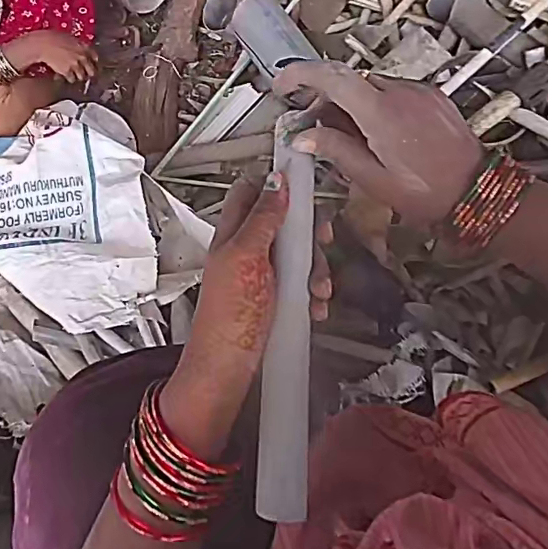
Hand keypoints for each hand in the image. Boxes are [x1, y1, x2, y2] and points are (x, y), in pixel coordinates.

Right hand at [4, 30, 96, 84]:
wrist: (41, 44)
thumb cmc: (52, 38)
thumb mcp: (69, 38)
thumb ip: (79, 45)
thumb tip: (84, 51)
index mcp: (84, 46)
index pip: (95, 58)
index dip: (94, 63)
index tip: (92, 66)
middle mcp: (82, 56)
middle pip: (92, 71)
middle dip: (88, 73)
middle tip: (82, 73)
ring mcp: (75, 65)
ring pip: (82, 77)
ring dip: (77, 76)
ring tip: (71, 74)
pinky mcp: (67, 72)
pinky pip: (72, 79)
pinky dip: (68, 78)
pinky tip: (62, 75)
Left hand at [183, 173, 332, 384]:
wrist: (229, 367)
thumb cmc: (227, 319)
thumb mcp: (245, 258)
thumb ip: (262, 219)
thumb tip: (277, 182)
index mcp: (234, 233)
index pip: (253, 190)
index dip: (276, 182)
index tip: (304, 180)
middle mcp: (249, 249)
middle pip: (287, 222)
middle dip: (309, 234)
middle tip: (320, 242)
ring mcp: (265, 274)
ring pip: (300, 253)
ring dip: (316, 269)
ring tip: (317, 288)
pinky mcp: (278, 296)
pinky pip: (304, 282)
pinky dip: (314, 291)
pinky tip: (315, 305)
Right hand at [274, 61, 483, 228]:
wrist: (477, 190)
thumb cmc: (429, 192)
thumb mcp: (373, 180)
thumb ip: (336, 151)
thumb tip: (304, 137)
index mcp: (380, 113)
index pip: (331, 76)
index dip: (301, 75)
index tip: (285, 84)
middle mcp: (400, 93)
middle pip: (348, 81)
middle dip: (325, 99)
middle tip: (314, 127)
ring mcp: (418, 91)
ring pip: (370, 86)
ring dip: (351, 104)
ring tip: (350, 139)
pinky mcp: (431, 95)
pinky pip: (393, 91)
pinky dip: (375, 104)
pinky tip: (377, 134)